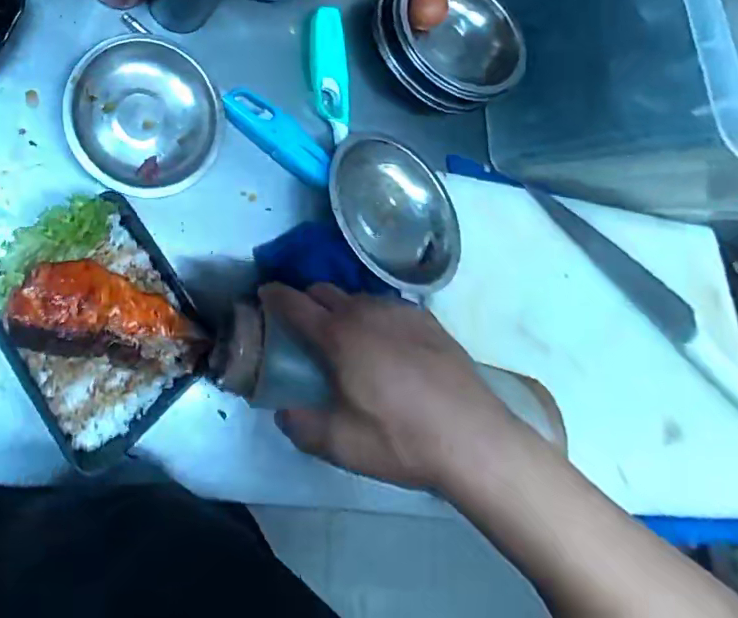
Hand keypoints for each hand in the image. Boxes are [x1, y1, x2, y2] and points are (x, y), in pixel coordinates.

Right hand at [262, 283, 520, 492]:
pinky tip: (387, 343)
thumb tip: (284, 414)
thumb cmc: (401, 439)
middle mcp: (365, 312)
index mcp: (338, 336)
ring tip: (346, 336)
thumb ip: (303, 427)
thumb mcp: (341, 445)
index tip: (262, 294)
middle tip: (302, 325)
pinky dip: (375, 316)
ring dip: (342, 308)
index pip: (294, 303)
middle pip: (324, 291)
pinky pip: (388, 307)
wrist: (475, 440)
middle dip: (306, 300)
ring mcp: (400, 312)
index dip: (274, 296)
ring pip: (358, 297)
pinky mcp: (428, 320)